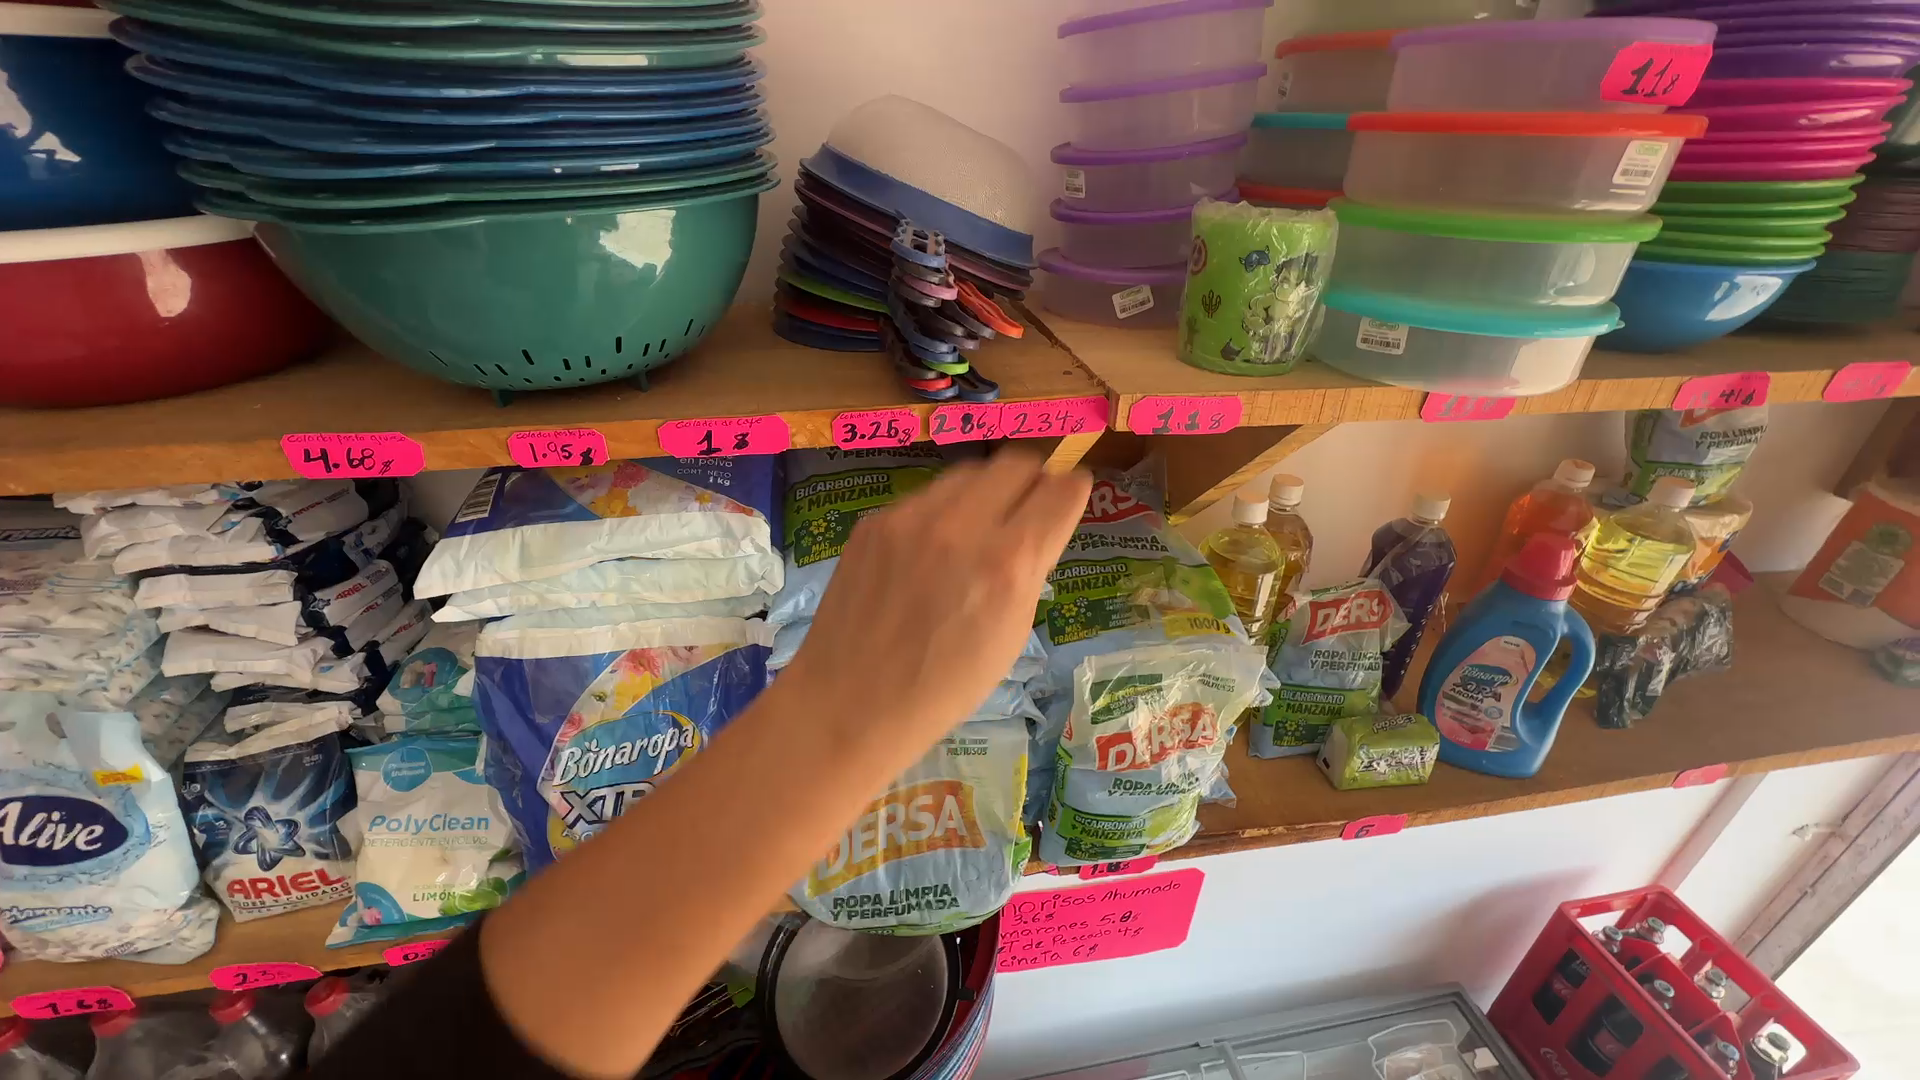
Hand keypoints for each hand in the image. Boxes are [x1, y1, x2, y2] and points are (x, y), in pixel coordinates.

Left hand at [781, 451, 1088, 764]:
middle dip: (1032, 479)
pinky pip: (924, 497)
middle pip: (1016, 462)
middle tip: (1025, 507)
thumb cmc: (945, 687)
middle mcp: (962, 527)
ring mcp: (911, 518)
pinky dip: (940, 513)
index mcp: (1008, 564)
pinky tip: (927, 551)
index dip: (1072, 490)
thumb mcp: (1011, 634)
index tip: (1069, 495)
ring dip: (985, 492)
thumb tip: (1038, 527)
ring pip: (969, 472)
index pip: (1060, 490)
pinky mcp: (874, 520)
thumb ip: (1030, 570)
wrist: (851, 702)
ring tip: (974, 530)